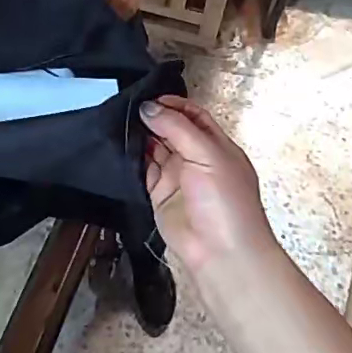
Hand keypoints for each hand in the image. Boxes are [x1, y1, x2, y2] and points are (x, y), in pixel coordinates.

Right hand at [139, 95, 276, 270]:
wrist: (221, 253)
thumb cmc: (228, 205)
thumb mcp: (207, 155)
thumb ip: (177, 128)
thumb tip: (150, 108)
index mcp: (216, 146)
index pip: (193, 116)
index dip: (173, 105)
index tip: (150, 99)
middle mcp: (197, 159)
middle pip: (171, 129)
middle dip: (153, 118)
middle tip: (131, 110)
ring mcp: (178, 177)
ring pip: (154, 148)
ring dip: (141, 137)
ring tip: (123, 125)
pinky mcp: (160, 195)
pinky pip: (143, 170)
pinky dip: (132, 159)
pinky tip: (122, 148)